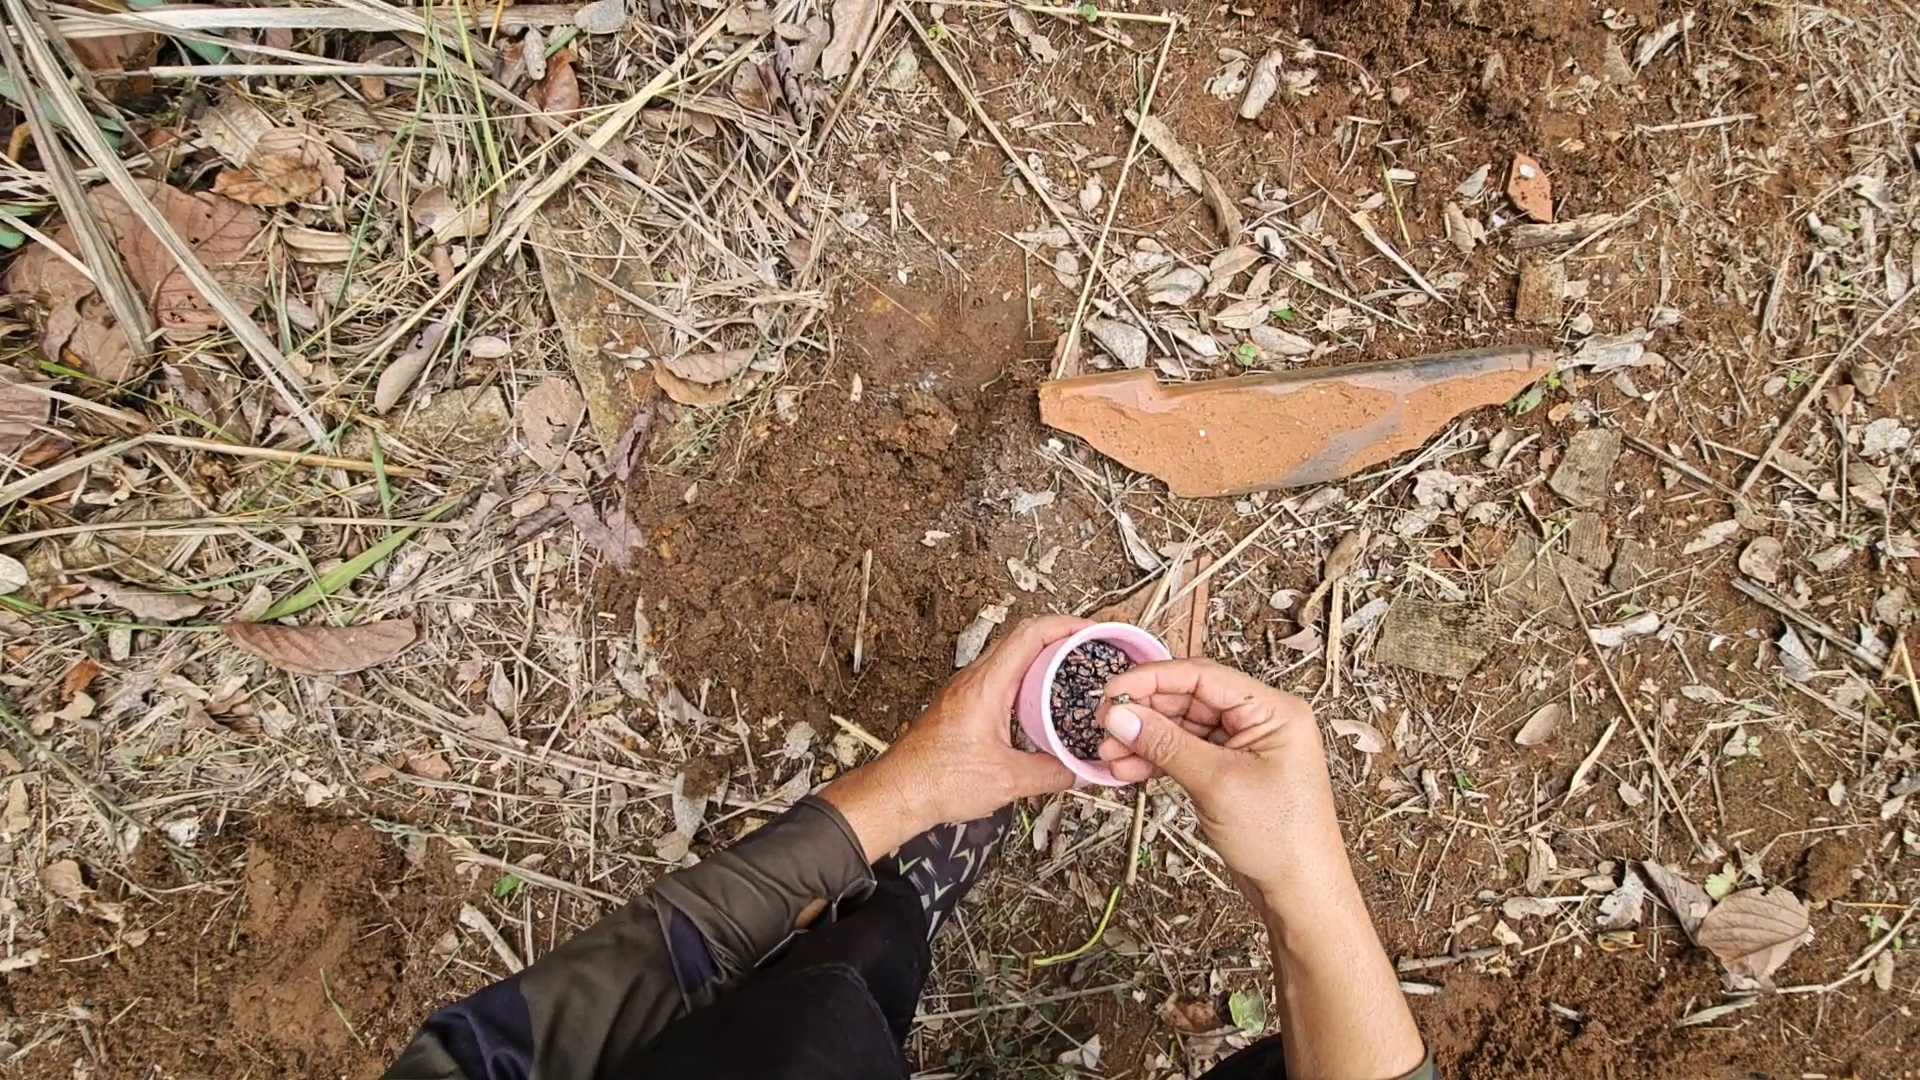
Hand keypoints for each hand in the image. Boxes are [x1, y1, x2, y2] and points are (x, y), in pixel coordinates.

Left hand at [823, 615, 1086, 860]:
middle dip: (1058, 635)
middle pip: (1020, 637)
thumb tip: (1077, 769)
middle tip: (1087, 646)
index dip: (1065, 624)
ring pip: (1009, 656)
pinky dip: (1024, 677)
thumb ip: (1049, 772)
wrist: (897, 792)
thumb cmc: (936, 780)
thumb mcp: (1007, 780)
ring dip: (1040, 655)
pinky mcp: (962, 704)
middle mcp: (974, 679)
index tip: (1090, 628)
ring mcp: (966, 690)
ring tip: (1069, 667)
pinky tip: (1038, 699)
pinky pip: (999, 676)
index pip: (1030, 635)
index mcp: (986, 686)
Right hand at [1100, 660, 1428, 1079]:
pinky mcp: (1226, 768)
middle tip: (1103, 726)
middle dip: (1144, 714)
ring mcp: (1241, 745)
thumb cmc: (1278, 839)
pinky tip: (1125, 768)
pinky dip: (1154, 758)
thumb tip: (1118, 716)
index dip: (1152, 680)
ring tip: (1108, 755)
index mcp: (1271, 710)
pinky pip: (1182, 750)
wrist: (1301, 898)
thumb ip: (1164, 743)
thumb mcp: (1215, 783)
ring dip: (1143, 738)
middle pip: (1187, 699)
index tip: (1113, 692)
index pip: (1202, 676)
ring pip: (1180, 726)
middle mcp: (1257, 720)